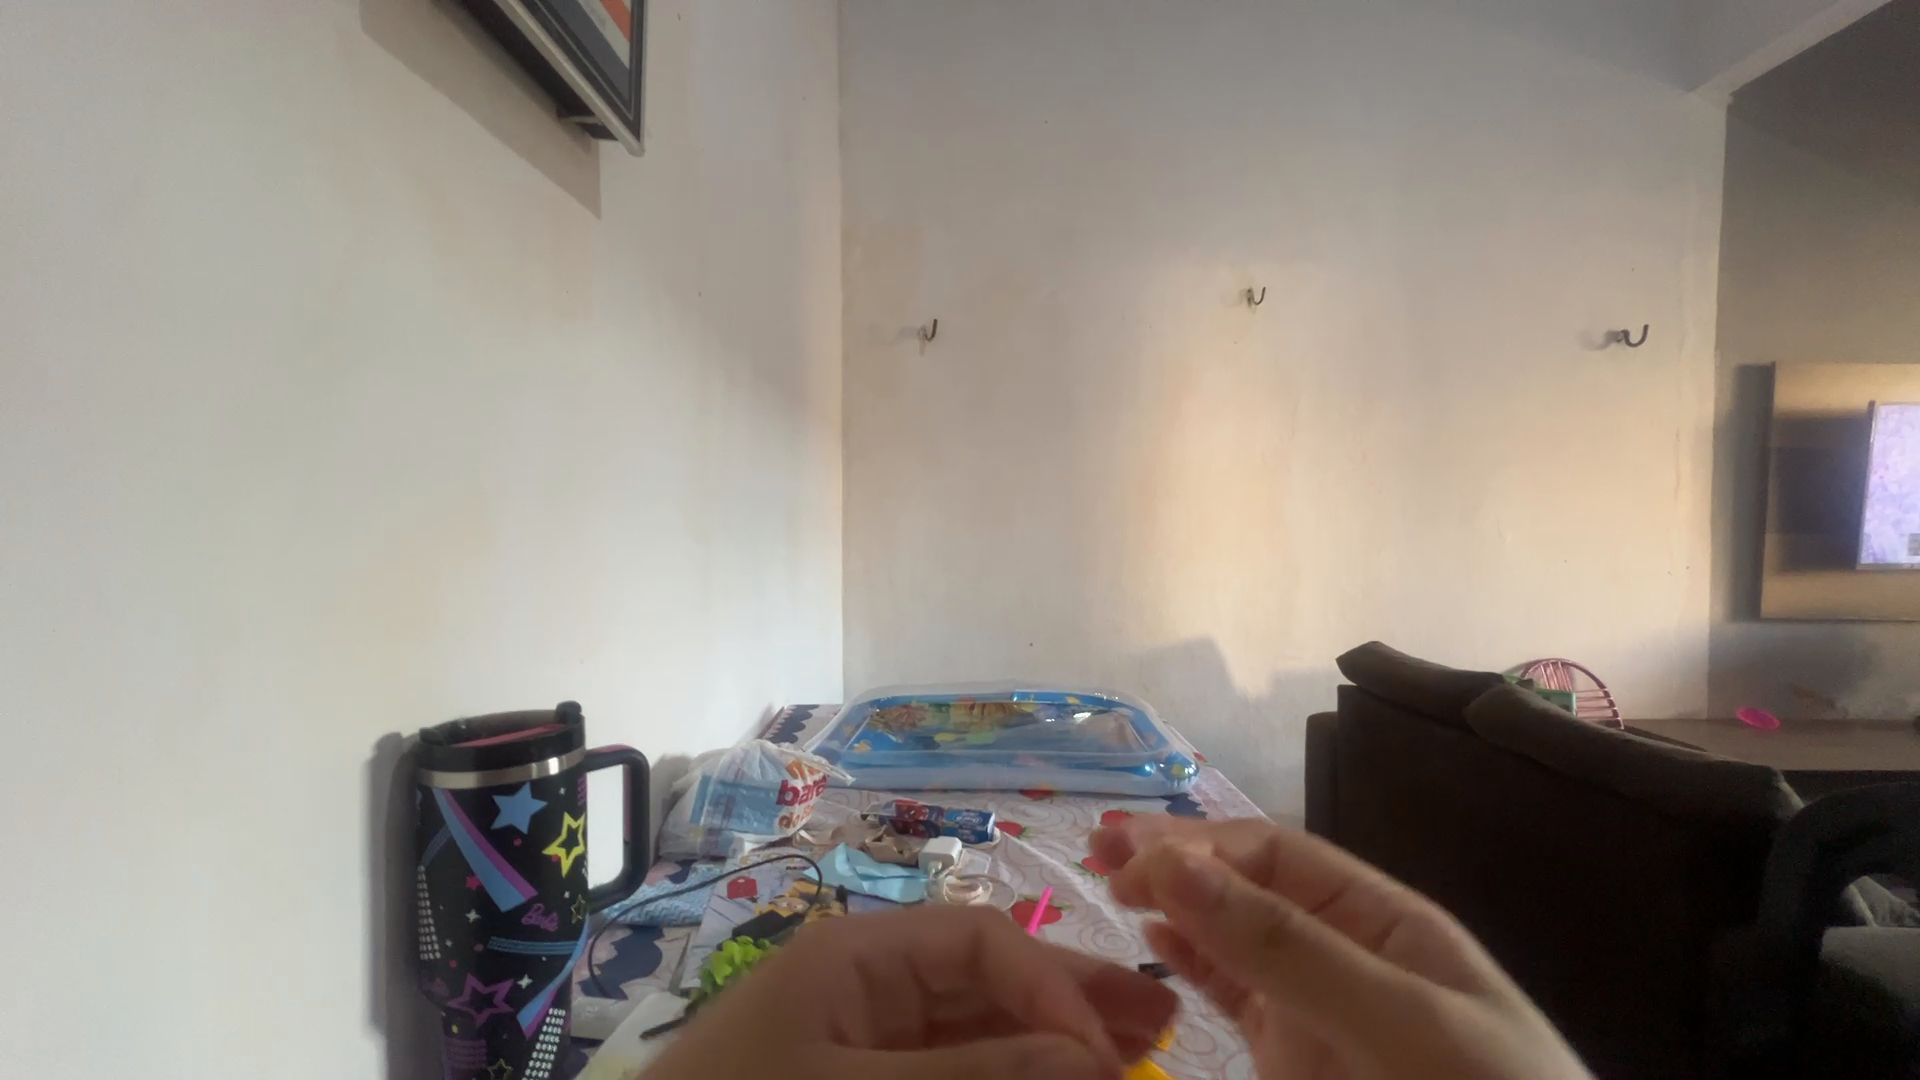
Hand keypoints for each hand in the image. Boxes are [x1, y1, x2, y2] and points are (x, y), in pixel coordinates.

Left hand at [639, 904, 1178, 1079]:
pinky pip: (949, 1058)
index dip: (1051, 986)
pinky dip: (1005, 1062)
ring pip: (978, 1018)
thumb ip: (975, 1072)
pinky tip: (1054, 1070)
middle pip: (990, 973)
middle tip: (1158, 1018)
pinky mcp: (863, 1071)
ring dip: (1051, 1032)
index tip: (1101, 1055)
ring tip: (1132, 1044)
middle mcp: (872, 976)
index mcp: (861, 951)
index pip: (981, 942)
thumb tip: (1084, 1055)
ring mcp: (868, 1030)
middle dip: (1072, 993)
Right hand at [1092, 817, 1591, 1079]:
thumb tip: (1173, 864)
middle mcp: (1342, 949)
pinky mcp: (1293, 1056)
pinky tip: (1153, 939)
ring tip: (1109, 880)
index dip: (1201, 849)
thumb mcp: (1404, 1027)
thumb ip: (1288, 947)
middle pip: (1243, 884)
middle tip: (1098, 848)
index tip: (1134, 861)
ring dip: (1169, 900)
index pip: (1275, 857)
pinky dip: (1188, 959)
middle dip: (1173, 859)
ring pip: (1228, 933)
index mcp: (1382, 919)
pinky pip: (1230, 991)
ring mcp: (1314, 1005)